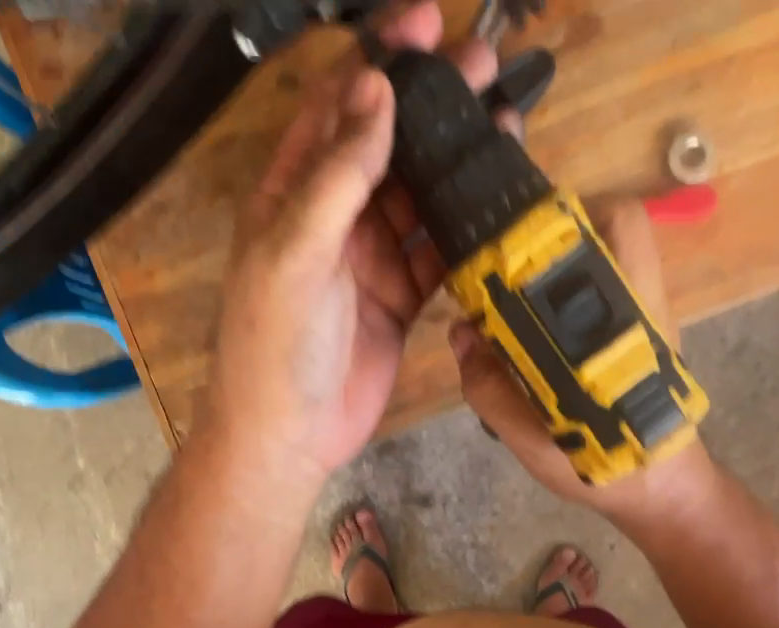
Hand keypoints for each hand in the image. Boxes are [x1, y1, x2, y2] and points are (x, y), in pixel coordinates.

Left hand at [200, 2, 497, 488]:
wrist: (287, 435)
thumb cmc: (272, 345)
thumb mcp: (295, 251)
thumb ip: (337, 175)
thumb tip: (374, 89)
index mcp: (291, 195)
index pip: (336, 110)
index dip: (378, 62)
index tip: (425, 24)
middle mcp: (332, 217)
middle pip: (388, 144)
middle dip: (432, 103)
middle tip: (483, 64)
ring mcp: (369, 256)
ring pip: (420, 193)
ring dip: (457, 160)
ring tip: (505, 119)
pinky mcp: (400, 295)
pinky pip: (438, 248)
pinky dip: (465, 225)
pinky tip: (497, 195)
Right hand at [451, 197, 716, 524]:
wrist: (659, 488)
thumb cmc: (602, 466)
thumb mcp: (532, 438)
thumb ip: (490, 388)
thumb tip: (461, 334)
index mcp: (626, 320)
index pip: (618, 226)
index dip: (562, 219)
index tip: (509, 244)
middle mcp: (644, 303)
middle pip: (621, 222)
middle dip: (561, 230)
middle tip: (514, 261)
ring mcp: (650, 314)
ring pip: (617, 251)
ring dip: (565, 260)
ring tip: (518, 291)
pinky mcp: (646, 331)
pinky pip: (612, 286)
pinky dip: (574, 290)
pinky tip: (541, 325)